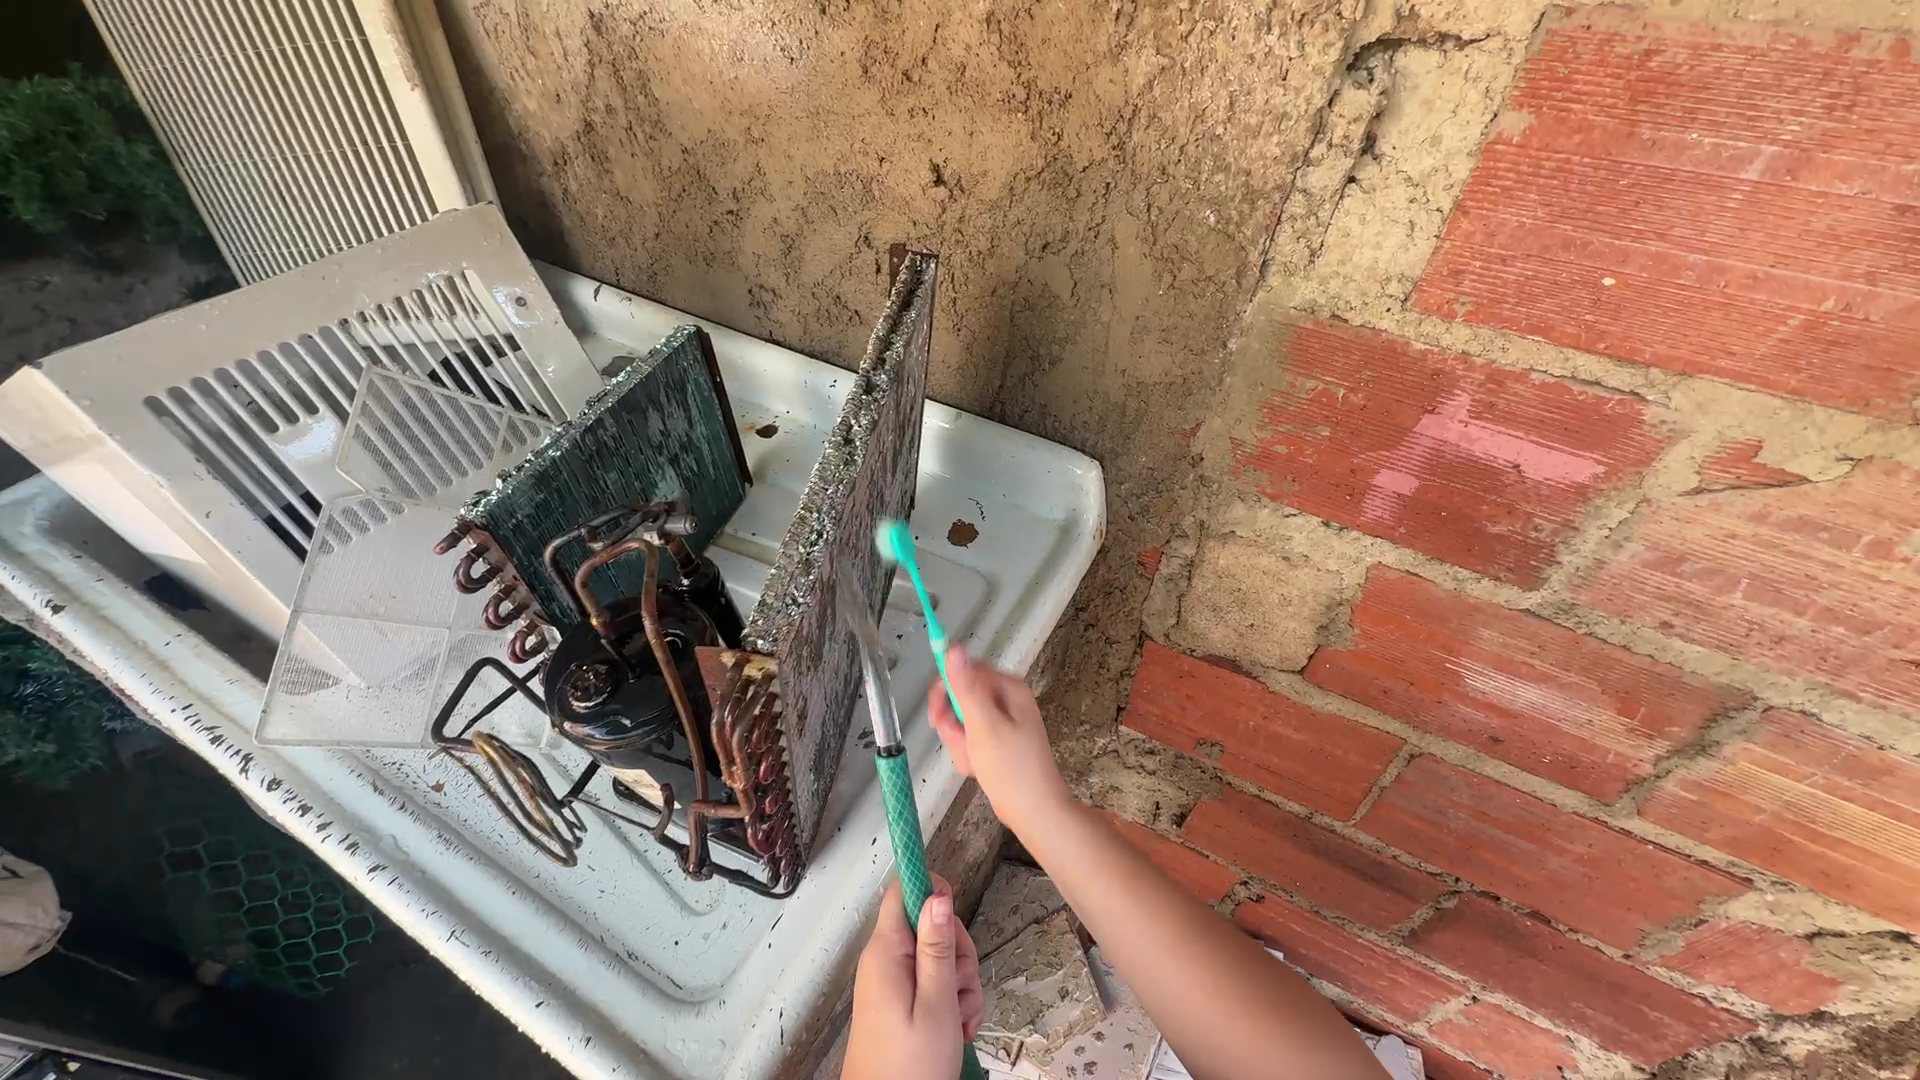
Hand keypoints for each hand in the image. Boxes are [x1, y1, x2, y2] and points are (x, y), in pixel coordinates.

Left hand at [842, 876, 983, 1079]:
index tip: (954, 916)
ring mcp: (893, 979)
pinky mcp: (901, 999)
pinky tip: (955, 1027)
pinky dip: (951, 1001)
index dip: (932, 891)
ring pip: (939, 956)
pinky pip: (934, 982)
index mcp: (887, 951)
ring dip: (959, 984)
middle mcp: (886, 958)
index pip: (904, 891)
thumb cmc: (910, 1066)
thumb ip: (938, 948)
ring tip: (957, 1019)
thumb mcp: (935, 1004)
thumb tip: (937, 894)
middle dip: (957, 953)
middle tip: (959, 990)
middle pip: (930, 925)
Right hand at [929, 647, 1073, 836]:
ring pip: (960, 721)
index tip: (936, 716)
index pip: (965, 671)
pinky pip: (968, 739)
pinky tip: (978, 768)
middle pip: (960, 697)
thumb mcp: (983, 725)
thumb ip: (966, 687)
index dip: (946, 691)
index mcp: (1008, 688)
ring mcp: (1001, 722)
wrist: (1034, 812)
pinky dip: (967, 754)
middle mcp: (1006, 700)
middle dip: (954, 725)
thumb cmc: (1011, 769)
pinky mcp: (996, 742)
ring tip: (974, 761)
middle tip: (962, 743)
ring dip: (960, 743)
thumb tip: (953, 648)